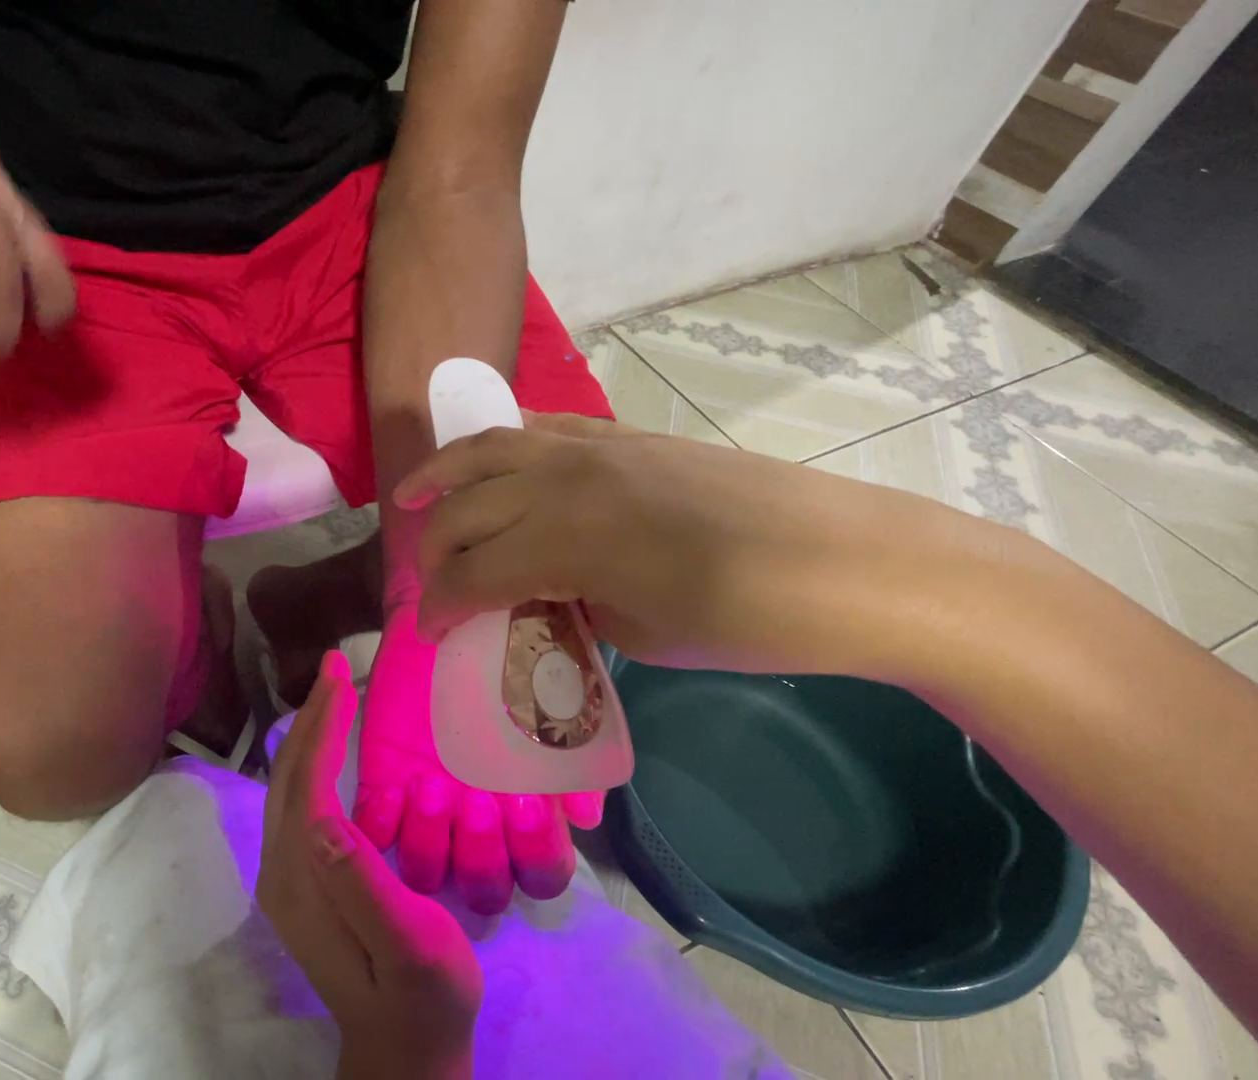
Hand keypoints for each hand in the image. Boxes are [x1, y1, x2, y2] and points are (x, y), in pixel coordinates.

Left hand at [259, 651, 481, 1079]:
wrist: (404, 1050)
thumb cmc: (423, 997)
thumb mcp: (409, 947)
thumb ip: (362, 886)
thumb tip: (323, 820)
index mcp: (305, 879)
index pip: (305, 781)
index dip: (321, 724)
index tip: (340, 673)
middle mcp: (281, 872)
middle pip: (288, 776)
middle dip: (310, 716)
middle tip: (336, 666)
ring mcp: (286, 877)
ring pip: (288, 786)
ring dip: (308, 735)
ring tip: (334, 693)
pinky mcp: (300, 882)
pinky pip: (298, 803)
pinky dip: (313, 762)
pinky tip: (331, 748)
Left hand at [355, 605, 601, 913]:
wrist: (438, 622)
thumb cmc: (497, 662)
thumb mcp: (544, 699)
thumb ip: (571, 754)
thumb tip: (584, 817)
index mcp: (521, 809)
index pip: (542, 873)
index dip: (536, 853)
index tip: (527, 801)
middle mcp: (475, 822)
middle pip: (485, 888)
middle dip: (483, 853)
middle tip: (478, 800)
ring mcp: (424, 811)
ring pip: (427, 871)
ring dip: (430, 841)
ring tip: (429, 786)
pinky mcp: (379, 789)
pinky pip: (374, 834)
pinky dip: (380, 822)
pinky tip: (391, 789)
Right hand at [394, 412, 983, 676]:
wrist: (847, 563)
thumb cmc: (744, 619)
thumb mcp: (640, 634)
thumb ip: (574, 605)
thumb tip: (546, 592)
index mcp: (565, 542)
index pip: (472, 574)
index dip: (439, 608)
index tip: (427, 634)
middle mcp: (565, 480)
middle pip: (467, 510)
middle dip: (434, 552)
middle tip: (428, 586)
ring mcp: (596, 448)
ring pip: (490, 449)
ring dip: (442, 475)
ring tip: (410, 496)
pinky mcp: (626, 435)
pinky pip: (541, 428)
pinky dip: (500, 444)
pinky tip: (489, 459)